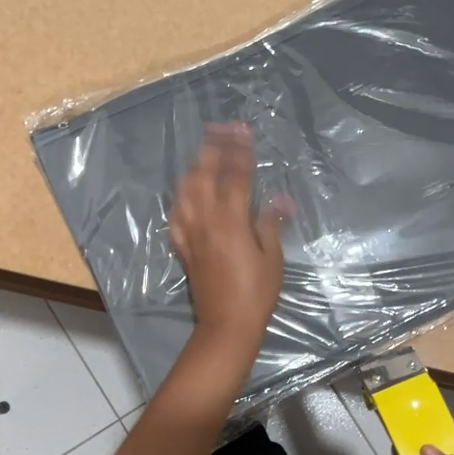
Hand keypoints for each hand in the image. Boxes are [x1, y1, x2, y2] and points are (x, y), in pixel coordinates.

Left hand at [169, 122, 286, 351]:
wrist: (226, 325)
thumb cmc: (256, 293)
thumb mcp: (271, 258)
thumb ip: (269, 224)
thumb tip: (278, 199)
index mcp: (231, 220)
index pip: (236, 176)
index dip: (240, 150)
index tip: (242, 129)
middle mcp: (206, 221)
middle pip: (205, 175)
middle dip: (213, 149)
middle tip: (220, 129)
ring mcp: (190, 234)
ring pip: (185, 191)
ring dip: (194, 168)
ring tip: (203, 153)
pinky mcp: (183, 249)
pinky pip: (175, 216)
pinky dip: (180, 199)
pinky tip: (184, 193)